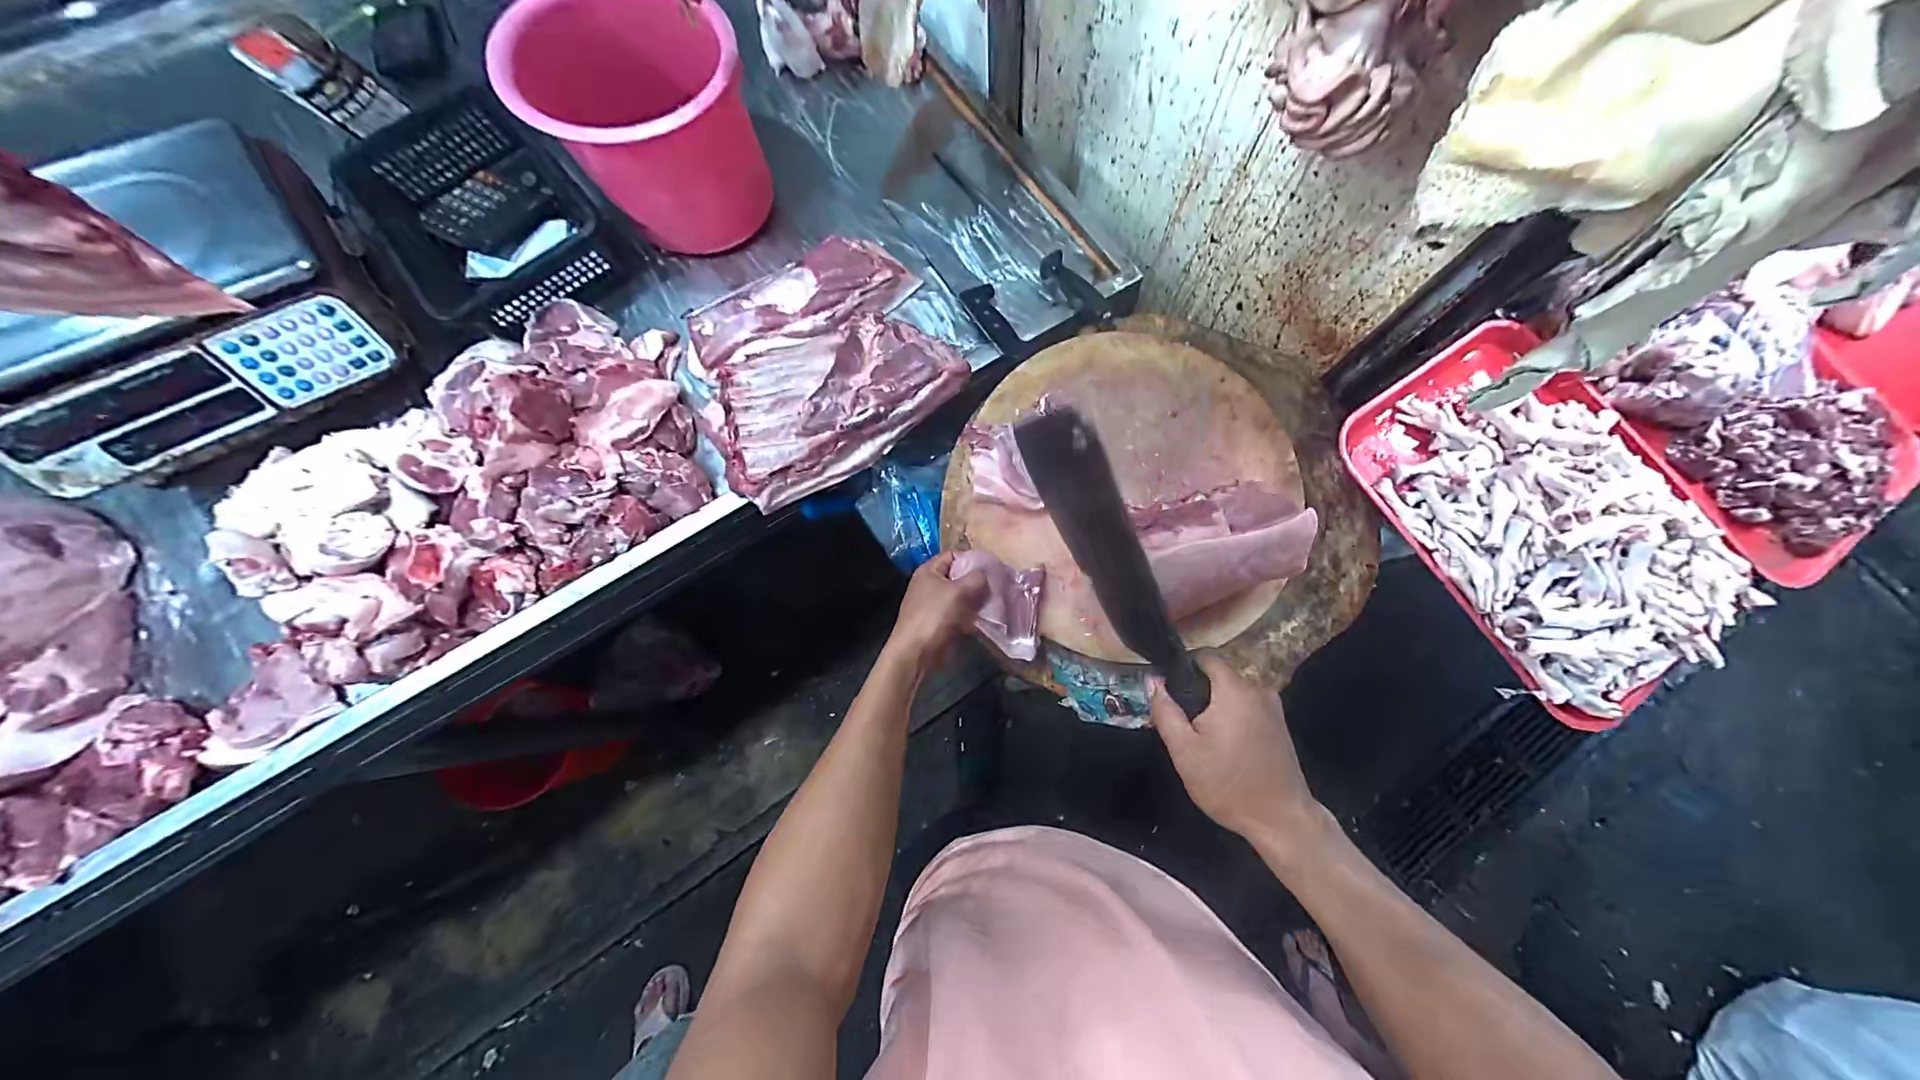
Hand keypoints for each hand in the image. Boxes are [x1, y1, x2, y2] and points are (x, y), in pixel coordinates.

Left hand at [885, 552, 988, 668]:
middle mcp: (930, 585)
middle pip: (959, 577)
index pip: (953, 555)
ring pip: (962, 597)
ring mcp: (935, 605)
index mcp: (929, 571)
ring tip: (994, 604)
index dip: (972, 559)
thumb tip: (986, 573)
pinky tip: (985, 621)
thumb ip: (977, 577)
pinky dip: (971, 617)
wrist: (916, 653)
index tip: (992, 568)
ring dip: (977, 601)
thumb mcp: (959, 591)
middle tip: (996, 587)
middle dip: (977, 582)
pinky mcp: (940, 623)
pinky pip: (960, 614)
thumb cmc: (935, 616)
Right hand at [1150, 655, 1327, 853]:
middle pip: (1218, 677)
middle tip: (1182, 725)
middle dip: (1197, 694)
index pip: (1206, 656)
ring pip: (1232, 695)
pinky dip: (1231, 719)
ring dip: (1214, 709)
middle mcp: (1258, 691)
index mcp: (1234, 691)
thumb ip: (1166, 712)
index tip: (1168, 689)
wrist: (1280, 820)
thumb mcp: (1184, 751)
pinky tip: (1224, 748)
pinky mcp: (1279, 726)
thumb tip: (1154, 683)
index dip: (1183, 666)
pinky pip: (1246, 709)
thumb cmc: (1227, 784)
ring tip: (1202, 741)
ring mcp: (1273, 708)